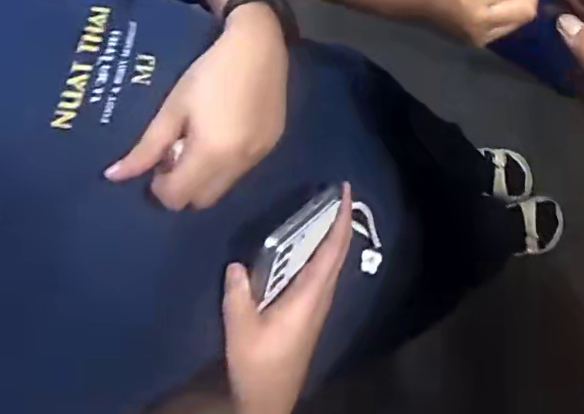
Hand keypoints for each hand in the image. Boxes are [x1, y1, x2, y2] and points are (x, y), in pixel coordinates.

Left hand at [104, 3, 286, 209]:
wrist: (259, 44)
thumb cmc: (211, 71)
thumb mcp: (174, 106)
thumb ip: (146, 147)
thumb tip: (113, 177)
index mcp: (211, 154)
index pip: (176, 197)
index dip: (160, 185)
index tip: (158, 159)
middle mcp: (239, 163)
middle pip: (201, 201)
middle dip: (183, 186)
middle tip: (176, 152)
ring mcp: (260, 154)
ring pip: (224, 187)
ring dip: (206, 176)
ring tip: (200, 140)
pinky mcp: (273, 143)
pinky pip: (243, 168)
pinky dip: (228, 162)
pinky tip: (225, 130)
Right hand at [222, 184, 353, 413]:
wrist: (268, 401)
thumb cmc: (258, 366)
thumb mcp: (241, 332)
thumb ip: (238, 296)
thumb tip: (236, 264)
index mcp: (311, 294)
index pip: (333, 248)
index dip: (342, 218)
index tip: (347, 191)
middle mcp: (321, 295)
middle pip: (338, 251)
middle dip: (342, 219)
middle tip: (339, 191)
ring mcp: (318, 304)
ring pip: (333, 260)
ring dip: (335, 233)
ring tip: (328, 208)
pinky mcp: (311, 312)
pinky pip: (324, 270)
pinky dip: (325, 249)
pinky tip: (311, 243)